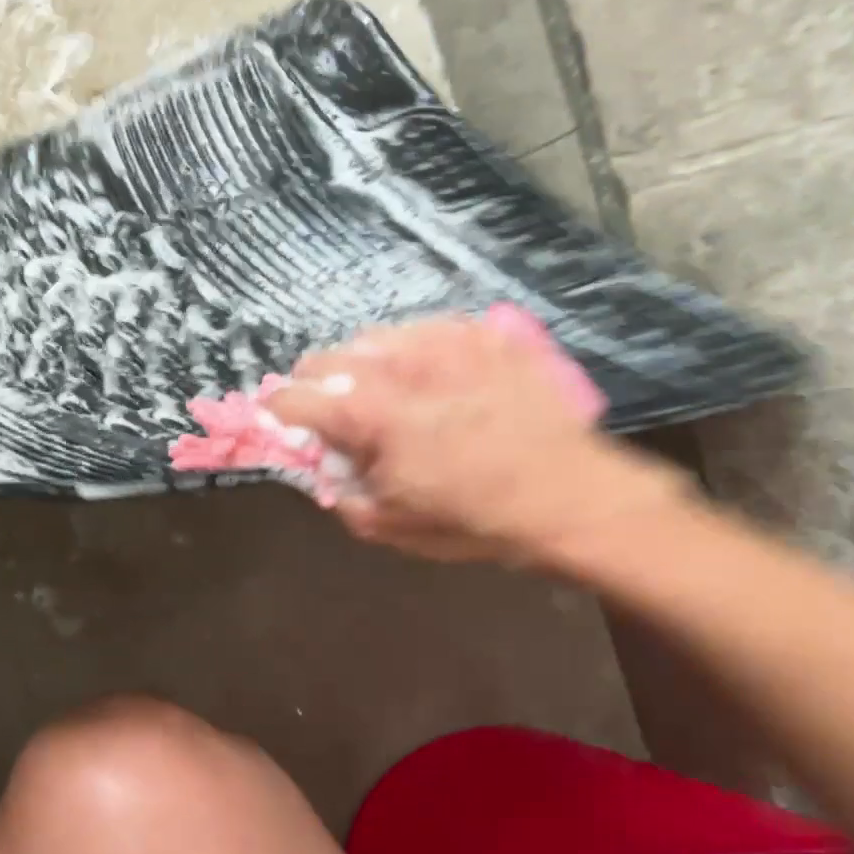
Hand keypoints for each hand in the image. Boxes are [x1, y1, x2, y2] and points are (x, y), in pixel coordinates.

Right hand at [265, 312, 690, 563]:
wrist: (577, 501)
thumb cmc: (474, 520)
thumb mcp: (386, 524)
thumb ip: (337, 492)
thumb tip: (319, 467)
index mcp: (368, 414)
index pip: (292, 397)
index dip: (276, 411)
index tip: (279, 421)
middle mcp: (399, 366)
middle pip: (324, 358)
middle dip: (314, 384)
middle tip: (328, 410)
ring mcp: (446, 343)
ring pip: (373, 337)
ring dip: (361, 363)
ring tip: (379, 388)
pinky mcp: (485, 336)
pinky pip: (426, 329)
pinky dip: (413, 349)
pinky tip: (427, 375)